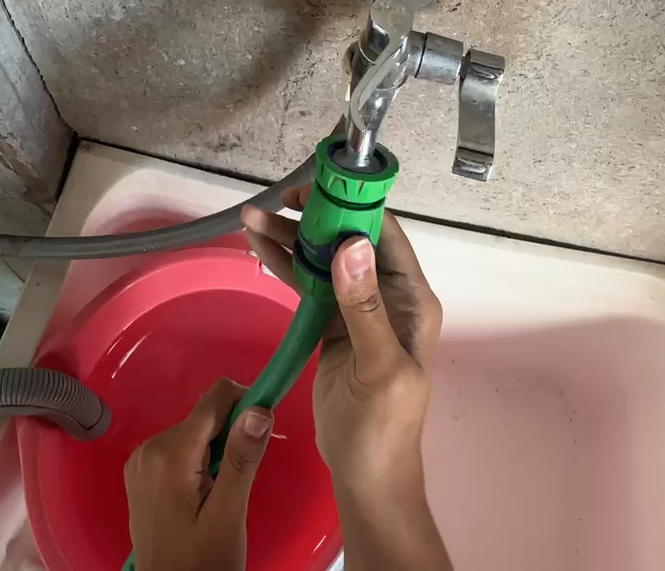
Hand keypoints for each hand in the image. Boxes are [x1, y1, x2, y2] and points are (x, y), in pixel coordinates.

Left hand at [125, 379, 273, 570]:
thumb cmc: (202, 564)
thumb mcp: (228, 516)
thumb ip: (242, 459)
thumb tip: (260, 408)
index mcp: (170, 453)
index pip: (216, 398)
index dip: (246, 404)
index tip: (264, 431)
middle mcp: (150, 446)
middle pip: (206, 416)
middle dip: (231, 437)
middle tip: (238, 481)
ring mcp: (142, 459)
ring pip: (196, 431)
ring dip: (216, 451)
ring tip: (218, 493)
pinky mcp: (142, 472)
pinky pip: (181, 446)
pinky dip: (199, 460)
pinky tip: (201, 495)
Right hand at [240, 189, 442, 493]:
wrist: (364, 476)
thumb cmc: (383, 427)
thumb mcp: (379, 367)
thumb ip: (365, 307)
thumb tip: (351, 245)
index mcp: (411, 297)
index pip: (383, 234)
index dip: (352, 206)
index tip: (317, 190)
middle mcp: (386, 292)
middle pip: (348, 239)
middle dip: (314, 216)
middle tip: (278, 200)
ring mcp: (356, 305)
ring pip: (323, 258)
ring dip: (291, 238)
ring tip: (254, 216)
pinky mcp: (331, 321)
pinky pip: (307, 283)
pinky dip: (285, 264)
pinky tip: (259, 245)